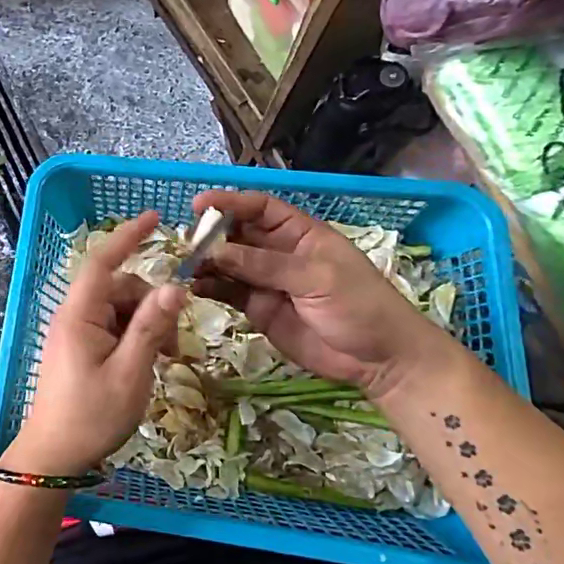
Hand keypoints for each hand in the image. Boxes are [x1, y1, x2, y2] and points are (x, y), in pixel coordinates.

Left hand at [1, 211, 186, 476]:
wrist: (54, 456)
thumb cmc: (92, 415)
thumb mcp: (131, 372)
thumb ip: (152, 326)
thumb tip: (176, 287)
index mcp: (80, 313)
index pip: (104, 260)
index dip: (129, 236)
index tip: (155, 218)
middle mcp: (75, 315)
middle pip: (121, 289)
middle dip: (152, 305)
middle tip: (175, 343)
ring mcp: (76, 332)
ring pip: (120, 310)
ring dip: (146, 325)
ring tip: (164, 358)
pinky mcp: (80, 348)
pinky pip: (113, 328)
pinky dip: (134, 338)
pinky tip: (148, 362)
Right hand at [192, 190, 464, 401]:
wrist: (379, 360)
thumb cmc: (360, 306)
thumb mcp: (317, 278)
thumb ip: (267, 265)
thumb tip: (218, 252)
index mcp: (299, 233)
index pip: (259, 208)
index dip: (230, 202)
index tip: (199, 204)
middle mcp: (279, 252)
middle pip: (237, 234)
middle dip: (211, 235)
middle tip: (186, 243)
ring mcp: (266, 281)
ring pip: (228, 264)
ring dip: (205, 262)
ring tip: (183, 267)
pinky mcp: (258, 308)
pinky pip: (228, 292)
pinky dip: (209, 288)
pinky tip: (193, 288)